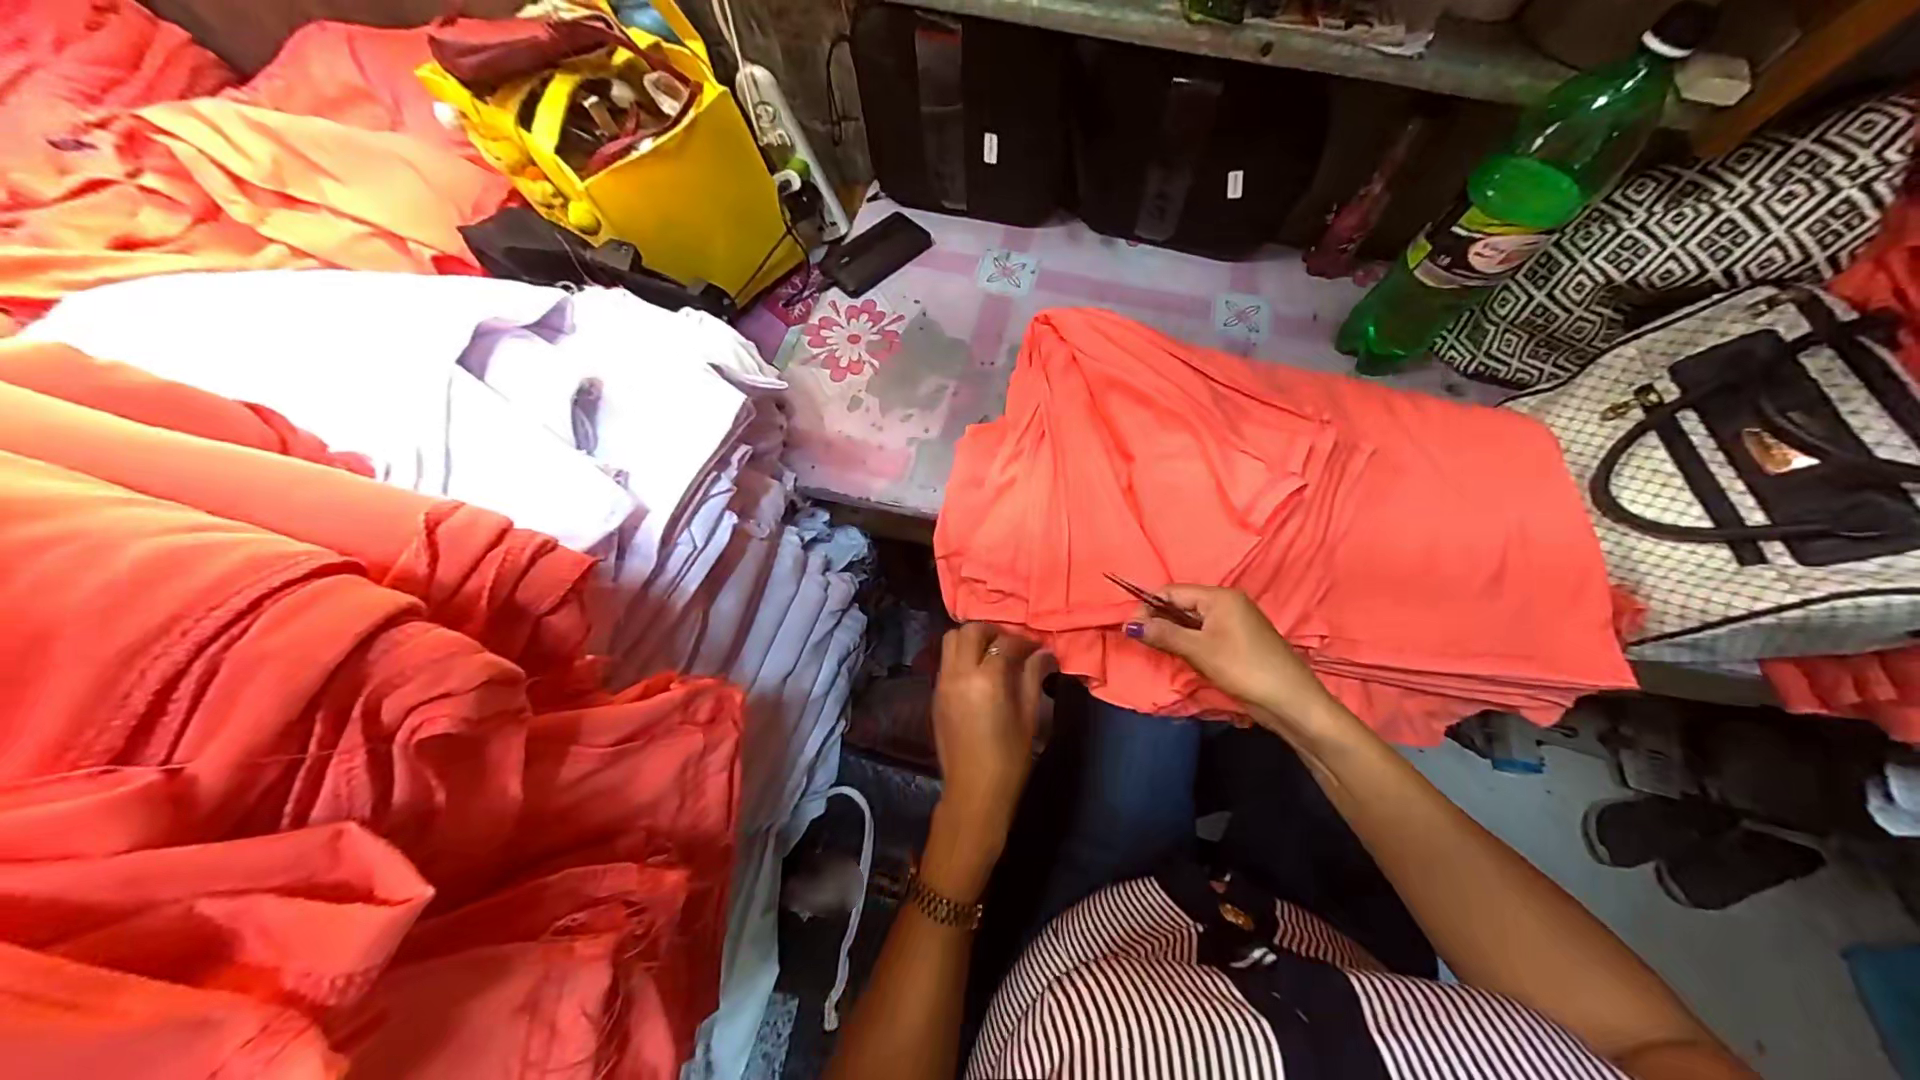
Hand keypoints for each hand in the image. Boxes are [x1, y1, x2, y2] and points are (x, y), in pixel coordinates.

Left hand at [924, 623, 1052, 899]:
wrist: (973, 792)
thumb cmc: (1009, 759)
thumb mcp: (1029, 716)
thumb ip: (1033, 677)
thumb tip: (1044, 653)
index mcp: (987, 678)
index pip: (1005, 643)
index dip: (1024, 642)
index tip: (1037, 649)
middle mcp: (959, 673)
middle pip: (970, 631)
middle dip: (992, 631)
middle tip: (1011, 645)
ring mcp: (943, 683)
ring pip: (951, 641)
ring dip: (972, 640)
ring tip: (992, 655)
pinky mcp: (935, 694)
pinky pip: (945, 661)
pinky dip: (961, 656)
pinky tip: (978, 673)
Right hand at [1126, 585, 1348, 739]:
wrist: (1290, 700)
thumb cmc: (1243, 668)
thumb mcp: (1198, 650)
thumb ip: (1163, 634)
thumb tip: (1129, 624)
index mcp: (1219, 597)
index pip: (1172, 592)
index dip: (1147, 607)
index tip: (1129, 628)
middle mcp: (1227, 603)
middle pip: (1181, 604)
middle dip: (1159, 620)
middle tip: (1139, 640)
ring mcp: (1235, 622)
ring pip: (1192, 621)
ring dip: (1173, 633)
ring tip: (1156, 649)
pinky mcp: (1238, 641)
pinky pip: (1204, 633)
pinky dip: (1189, 642)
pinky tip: (1180, 655)